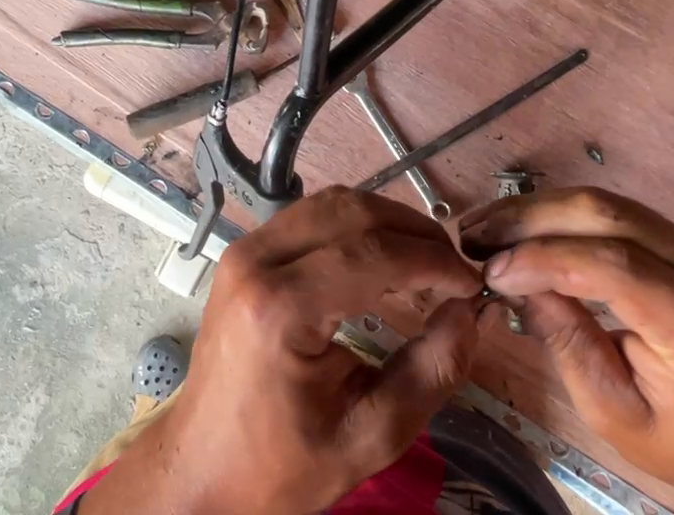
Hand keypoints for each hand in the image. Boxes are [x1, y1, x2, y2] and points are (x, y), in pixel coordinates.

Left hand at [82, 187, 483, 514]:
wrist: (199, 469)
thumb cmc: (279, 465)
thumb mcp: (368, 438)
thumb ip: (429, 374)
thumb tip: (470, 312)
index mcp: (281, 308)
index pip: (375, 253)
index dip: (434, 260)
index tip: (474, 283)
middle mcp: (257, 261)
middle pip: (354, 213)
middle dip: (415, 232)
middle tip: (455, 269)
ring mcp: (245, 250)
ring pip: (333, 203)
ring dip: (387, 221)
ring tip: (428, 260)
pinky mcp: (244, 252)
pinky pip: (311, 215)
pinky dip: (357, 225)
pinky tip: (383, 256)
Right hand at [460, 188, 673, 514]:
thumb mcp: (614, 415)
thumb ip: (568, 344)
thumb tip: (514, 280)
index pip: (621, 268)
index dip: (548, 258)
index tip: (491, 270)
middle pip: (612, 217)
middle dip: (533, 219)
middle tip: (474, 236)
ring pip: (608, 204)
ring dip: (540, 210)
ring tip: (486, 226)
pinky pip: (616, 213)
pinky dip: (561, 215)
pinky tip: (522, 227)